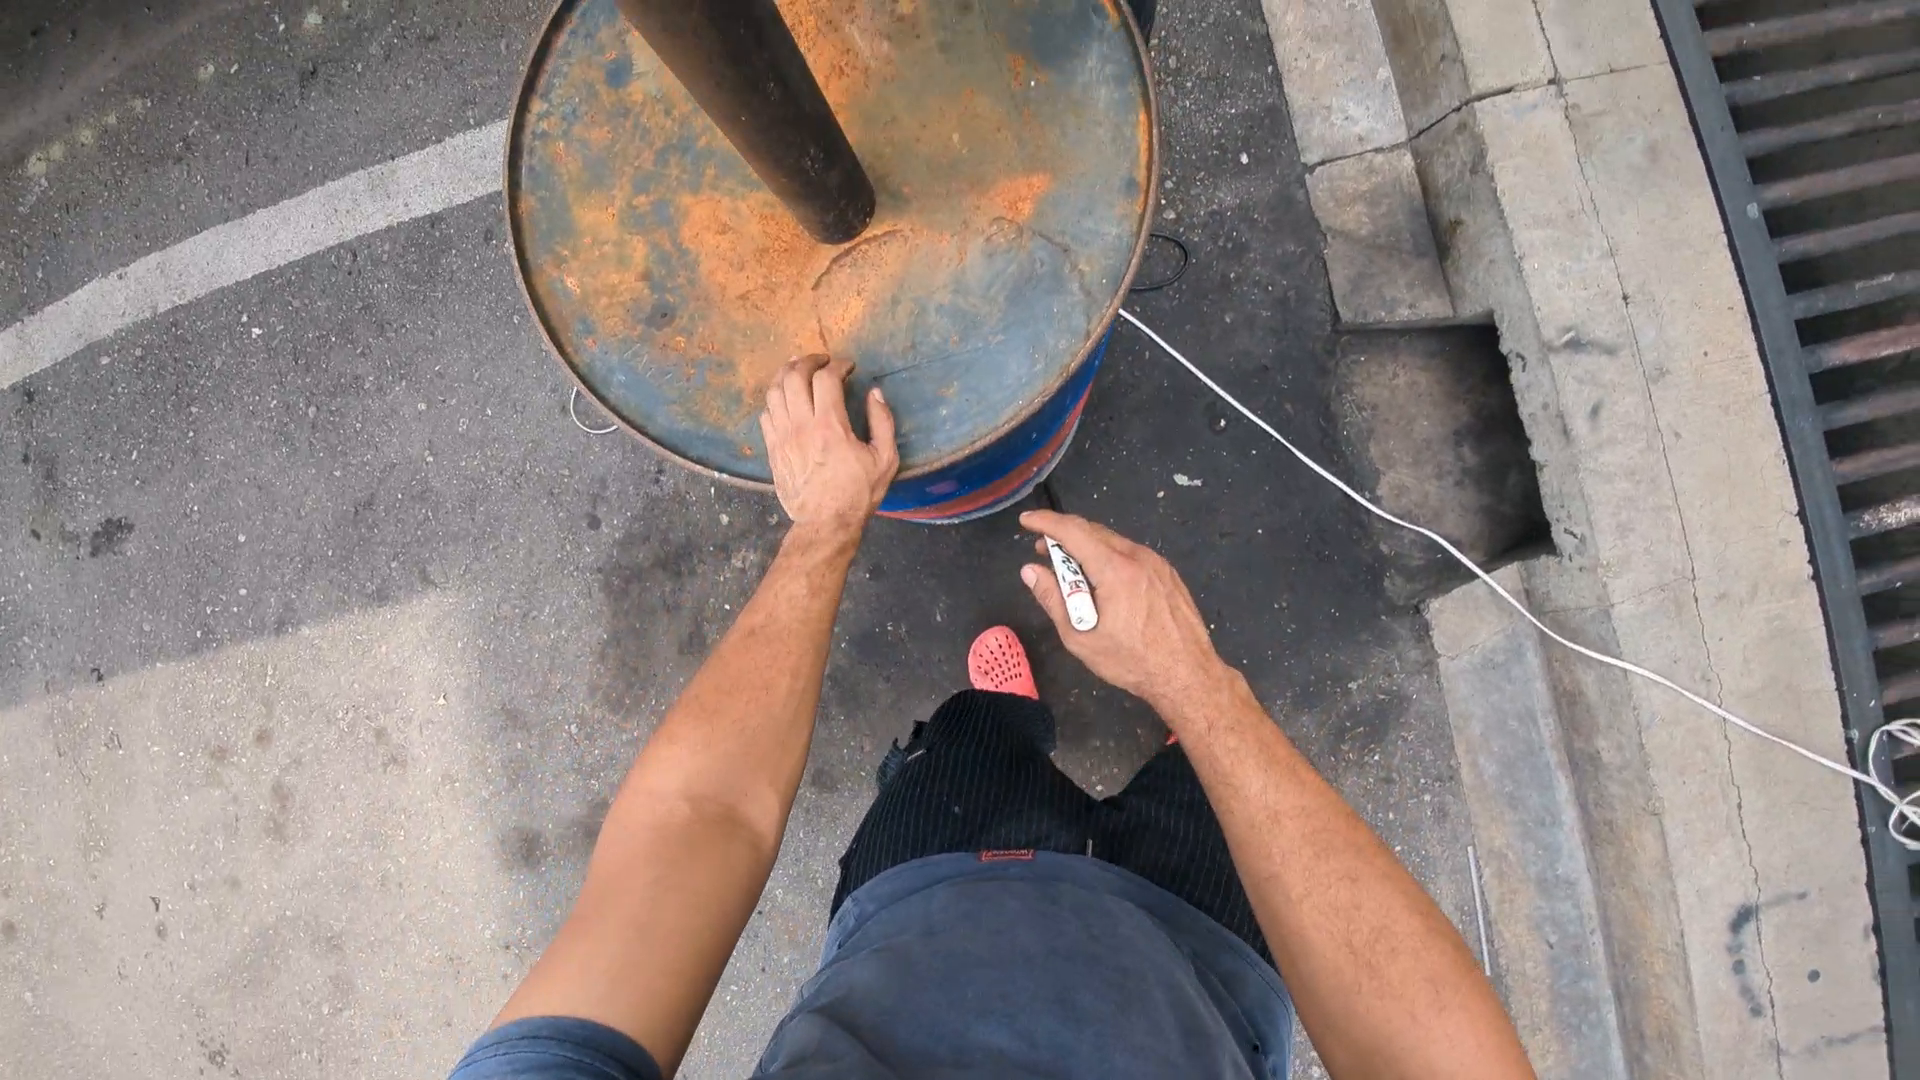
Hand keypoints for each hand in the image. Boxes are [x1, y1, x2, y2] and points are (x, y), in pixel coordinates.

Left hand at [761, 355, 898, 541]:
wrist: (826, 523)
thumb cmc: (858, 493)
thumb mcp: (885, 460)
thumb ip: (883, 422)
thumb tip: (875, 393)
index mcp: (830, 426)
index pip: (827, 378)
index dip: (838, 365)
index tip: (848, 367)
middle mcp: (801, 426)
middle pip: (794, 376)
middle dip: (809, 360)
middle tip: (822, 361)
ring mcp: (782, 437)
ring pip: (774, 391)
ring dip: (786, 374)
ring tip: (799, 370)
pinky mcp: (772, 449)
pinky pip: (766, 413)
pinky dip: (776, 399)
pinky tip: (786, 400)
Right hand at [1019, 510, 1234, 711]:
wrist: (1188, 675)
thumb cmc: (1131, 662)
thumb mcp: (1081, 637)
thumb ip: (1053, 599)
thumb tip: (1030, 571)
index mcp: (1114, 570)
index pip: (1073, 531)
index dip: (1046, 521)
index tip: (1026, 520)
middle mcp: (1137, 557)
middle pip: (1093, 531)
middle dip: (1063, 534)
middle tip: (1042, 550)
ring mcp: (1156, 563)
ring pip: (1113, 541)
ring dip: (1086, 546)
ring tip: (1070, 569)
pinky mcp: (1167, 573)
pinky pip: (1130, 553)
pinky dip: (1108, 556)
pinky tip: (1102, 579)